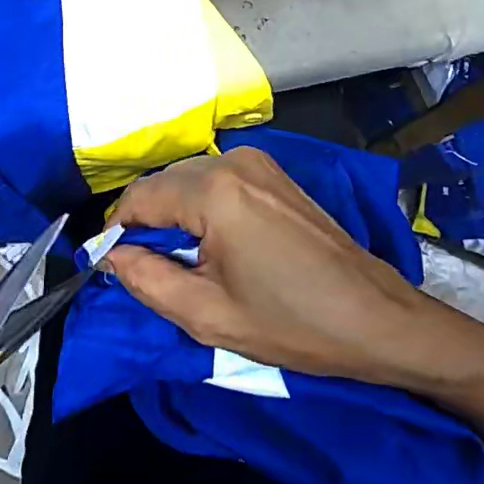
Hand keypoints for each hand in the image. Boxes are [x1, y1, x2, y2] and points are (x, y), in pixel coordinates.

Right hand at [105, 147, 457, 387]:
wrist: (371, 314)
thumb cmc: (291, 321)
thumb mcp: (206, 314)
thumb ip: (146, 279)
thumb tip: (112, 255)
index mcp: (215, 189)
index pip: (139, 197)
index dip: (116, 232)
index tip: (112, 268)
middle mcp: (237, 162)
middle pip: (165, 183)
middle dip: (147, 222)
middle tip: (147, 272)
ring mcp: (263, 164)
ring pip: (192, 180)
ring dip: (176, 215)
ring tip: (182, 264)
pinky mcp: (278, 175)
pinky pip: (221, 181)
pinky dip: (204, 207)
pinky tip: (214, 246)